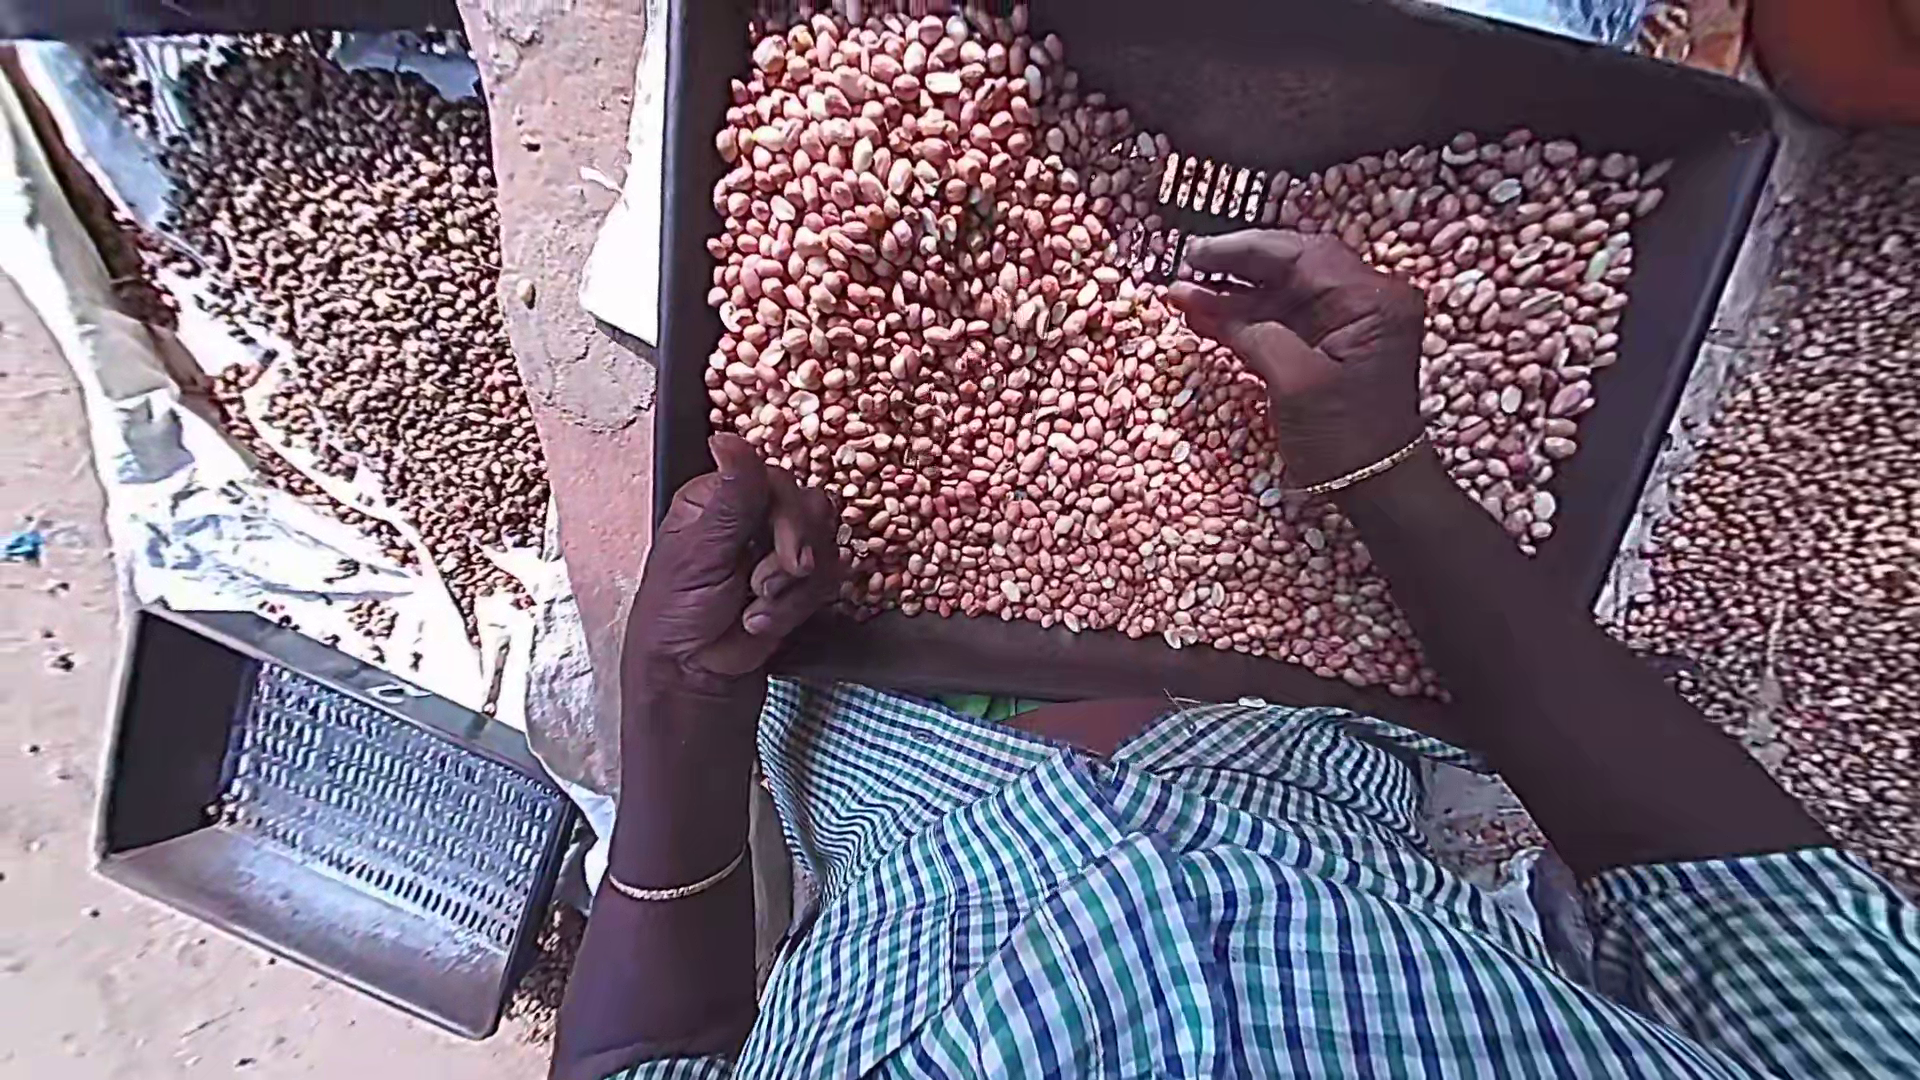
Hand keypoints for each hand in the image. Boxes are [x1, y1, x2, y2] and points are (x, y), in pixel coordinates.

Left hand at [623, 433, 840, 709]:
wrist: (693, 676)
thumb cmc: (677, 614)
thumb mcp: (700, 554)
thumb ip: (730, 498)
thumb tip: (727, 439)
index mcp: (721, 498)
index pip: (778, 481)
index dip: (791, 516)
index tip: (788, 554)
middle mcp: (755, 517)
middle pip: (811, 508)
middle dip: (795, 555)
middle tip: (766, 587)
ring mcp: (780, 548)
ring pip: (825, 544)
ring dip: (793, 588)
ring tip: (756, 610)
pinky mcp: (800, 580)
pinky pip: (828, 578)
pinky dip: (798, 605)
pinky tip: (764, 621)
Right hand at [1168, 230, 1427, 486]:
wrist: (1372, 483)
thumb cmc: (1342, 436)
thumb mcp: (1296, 384)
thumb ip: (1254, 337)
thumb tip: (1206, 307)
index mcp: (1370, 301)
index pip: (1302, 254)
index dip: (1244, 250)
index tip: (1197, 253)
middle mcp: (1361, 302)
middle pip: (1289, 269)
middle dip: (1234, 268)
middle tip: (1186, 267)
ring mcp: (1341, 325)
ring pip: (1278, 296)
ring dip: (1231, 296)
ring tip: (1184, 295)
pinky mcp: (1322, 347)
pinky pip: (1277, 323)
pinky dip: (1241, 322)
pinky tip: (1205, 318)